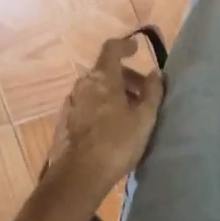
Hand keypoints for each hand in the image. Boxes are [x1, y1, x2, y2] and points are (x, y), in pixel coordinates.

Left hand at [46, 37, 164, 193]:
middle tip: (141, 94)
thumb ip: (152, 92)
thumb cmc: (116, 142)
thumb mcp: (144, 118)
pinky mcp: (65, 120)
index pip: (111, 48)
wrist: (79, 175)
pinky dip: (99, 106)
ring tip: (128, 113)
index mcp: (103, 77)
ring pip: (95, 88)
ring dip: (112, 93)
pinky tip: (108, 126)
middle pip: (105, 70)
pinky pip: (86, 104)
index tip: (136, 48)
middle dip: (125, 77)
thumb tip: (155, 72)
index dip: (125, 45)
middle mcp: (84, 83)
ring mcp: (71, 102)